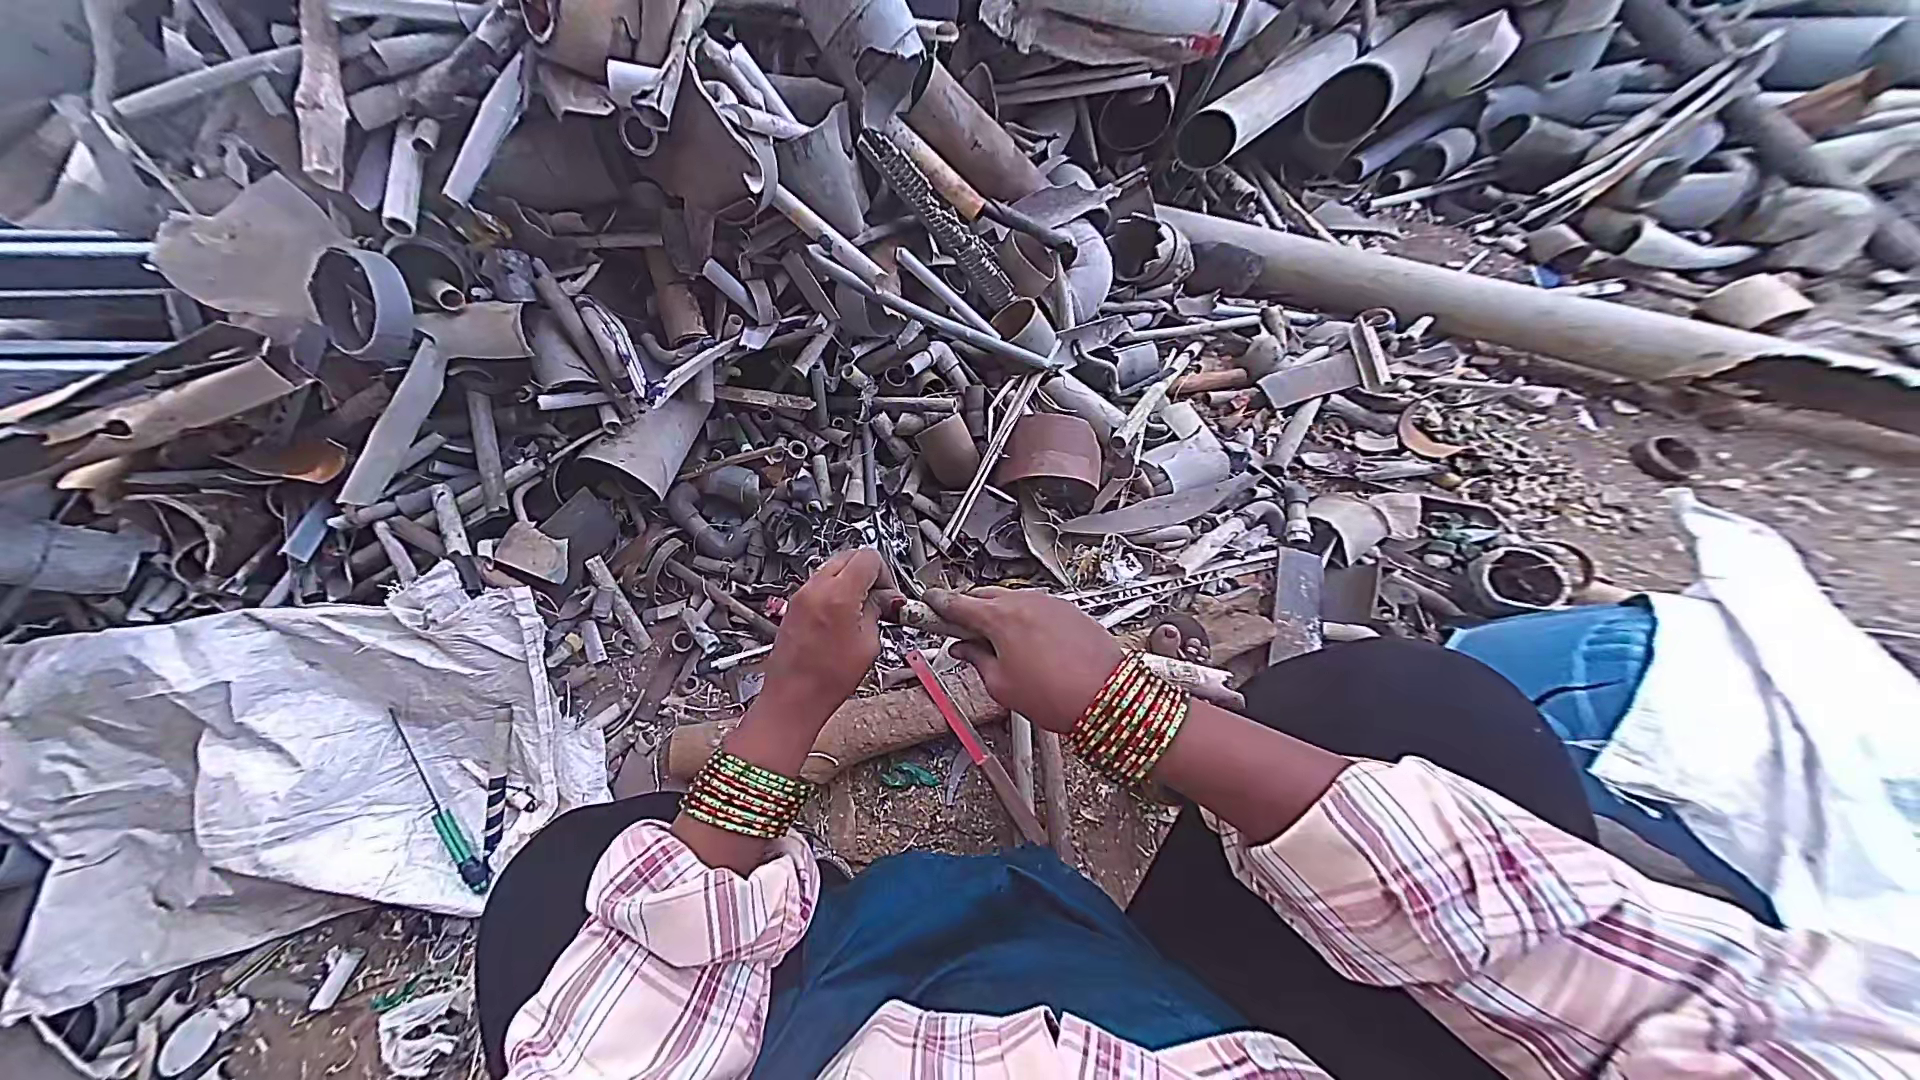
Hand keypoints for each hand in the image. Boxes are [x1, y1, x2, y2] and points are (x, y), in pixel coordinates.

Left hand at [757, 548, 884, 727]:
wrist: (792, 698)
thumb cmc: (825, 680)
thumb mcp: (868, 644)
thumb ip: (876, 611)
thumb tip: (882, 599)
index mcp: (838, 595)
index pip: (869, 558)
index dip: (885, 573)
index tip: (888, 593)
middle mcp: (816, 589)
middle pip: (850, 556)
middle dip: (868, 572)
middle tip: (879, 598)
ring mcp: (801, 596)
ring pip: (833, 567)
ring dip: (851, 580)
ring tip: (861, 609)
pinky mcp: (794, 606)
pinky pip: (819, 583)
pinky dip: (835, 590)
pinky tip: (844, 616)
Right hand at [924, 586, 1124, 733]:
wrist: (1108, 697)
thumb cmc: (1058, 695)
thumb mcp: (1001, 685)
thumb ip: (975, 660)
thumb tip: (963, 650)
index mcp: (1000, 618)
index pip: (956, 603)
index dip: (936, 604)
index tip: (926, 605)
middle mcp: (1024, 602)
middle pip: (981, 595)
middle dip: (966, 608)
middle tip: (958, 630)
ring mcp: (1047, 602)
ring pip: (1009, 599)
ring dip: (995, 613)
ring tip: (994, 642)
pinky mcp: (1066, 609)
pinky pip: (1033, 605)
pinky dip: (1020, 616)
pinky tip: (1023, 641)